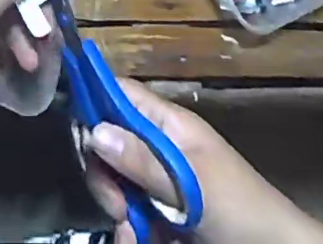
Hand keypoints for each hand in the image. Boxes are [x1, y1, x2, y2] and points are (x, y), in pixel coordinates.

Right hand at [87, 78, 312, 243]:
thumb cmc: (242, 211)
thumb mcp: (192, 185)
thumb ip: (142, 160)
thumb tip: (93, 131)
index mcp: (168, 124)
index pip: (119, 94)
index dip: (94, 104)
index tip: (80, 138)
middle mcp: (158, 146)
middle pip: (109, 141)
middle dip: (104, 173)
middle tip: (115, 205)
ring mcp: (160, 183)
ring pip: (116, 183)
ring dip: (116, 208)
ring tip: (132, 236)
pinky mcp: (162, 217)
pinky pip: (131, 215)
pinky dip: (129, 230)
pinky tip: (136, 242)